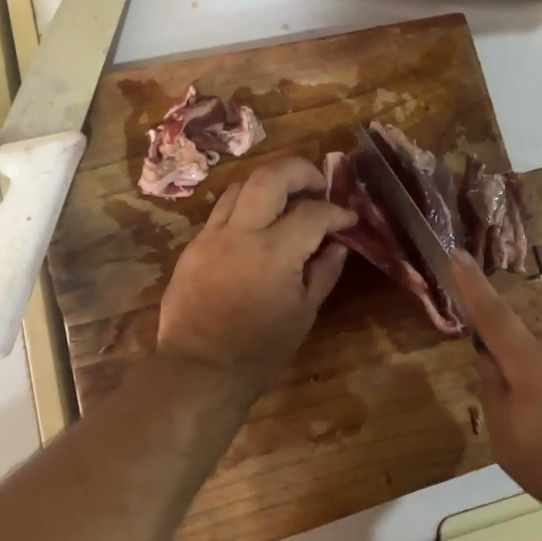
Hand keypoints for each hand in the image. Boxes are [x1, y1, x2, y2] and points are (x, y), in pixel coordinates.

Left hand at [157, 158, 356, 394]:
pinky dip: (245, 207)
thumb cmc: (260, 349)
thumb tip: (337, 246)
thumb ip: (323, 273)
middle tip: (318, 185)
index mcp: (274, 253)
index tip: (349, 220)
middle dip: (300, 171)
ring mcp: (210, 236)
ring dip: (268, 185)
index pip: (313, 213)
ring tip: (287, 201)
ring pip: (239, 186)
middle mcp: (240, 233)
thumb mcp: (304, 313)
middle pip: (270, 176)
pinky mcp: (193, 246)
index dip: (337, 212)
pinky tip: (258, 227)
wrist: (200, 369)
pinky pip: (221, 212)